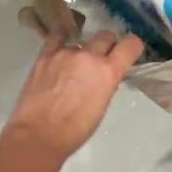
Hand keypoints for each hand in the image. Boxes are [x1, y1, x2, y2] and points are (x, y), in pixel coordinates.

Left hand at [0, 29, 144, 162]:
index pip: (130, 45)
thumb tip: (103, 75)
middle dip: (107, 46)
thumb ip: (106, 84)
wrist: (39, 134)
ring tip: (74, 66)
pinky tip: (60, 46)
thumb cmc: (75, 130)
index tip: (128, 52)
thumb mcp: (101, 106)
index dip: (132, 46)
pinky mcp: (45, 55)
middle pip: (105, 36)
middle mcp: (89, 56)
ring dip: (82, 50)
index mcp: (108, 72)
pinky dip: (61, 39)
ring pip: (81, 41)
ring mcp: (65, 53)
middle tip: (101, 60)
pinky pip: (56, 37)